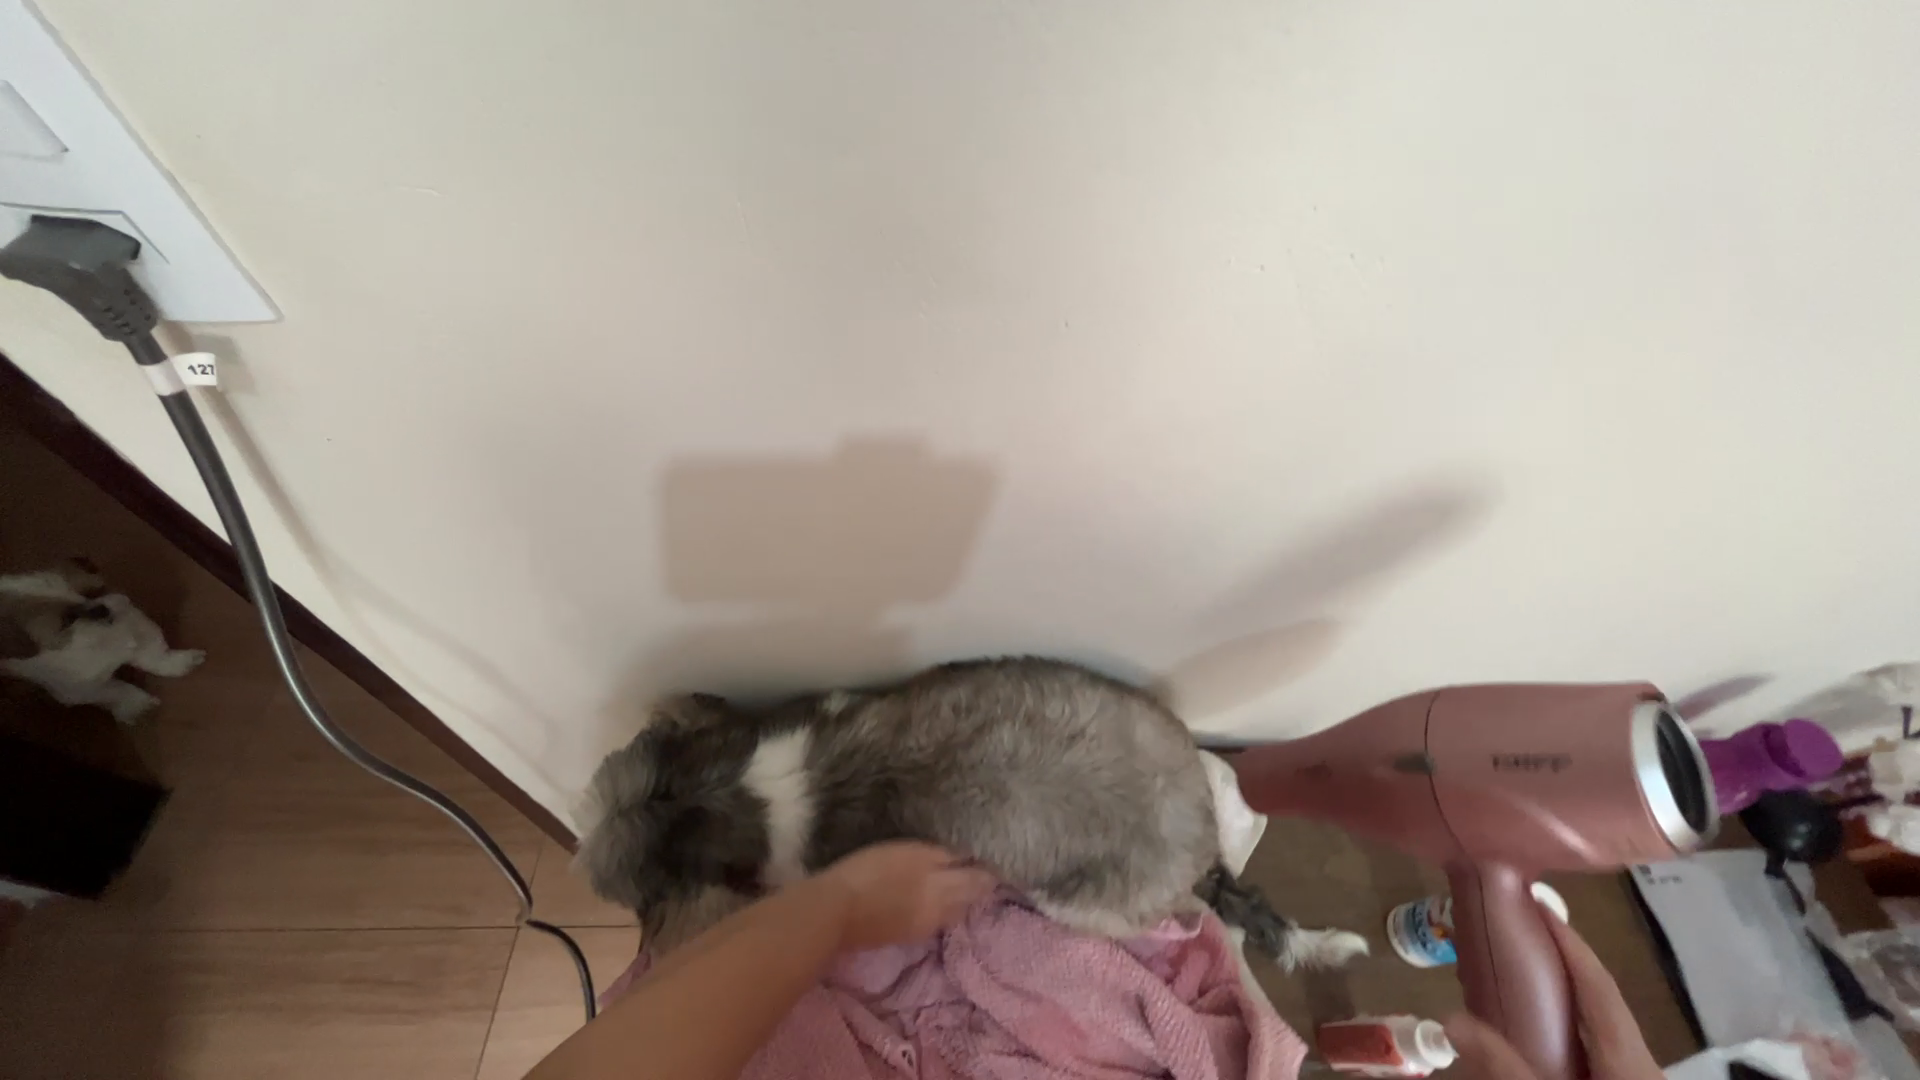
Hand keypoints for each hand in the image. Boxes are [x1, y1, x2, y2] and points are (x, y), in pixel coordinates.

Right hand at [817, 842, 996, 950]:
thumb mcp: (907, 851)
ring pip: (957, 911)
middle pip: (970, 899)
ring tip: (970, 886)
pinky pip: (940, 920)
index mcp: (942, 886)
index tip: (998, 861)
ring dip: (967, 899)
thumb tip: (964, 857)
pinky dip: (949, 909)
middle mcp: (940, 909)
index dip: (988, 871)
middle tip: (990, 874)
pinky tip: (944, 900)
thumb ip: (939, 855)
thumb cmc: (871, 871)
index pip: (977, 880)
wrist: (837, 910)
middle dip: (982, 887)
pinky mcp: (908, 933)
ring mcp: (925, 925)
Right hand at [1445, 912, 1662, 1079]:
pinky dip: (1562, 1037)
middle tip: (1513, 935)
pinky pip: (1593, 1059)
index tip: (1535, 903)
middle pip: (1601, 1006)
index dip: (1569, 943)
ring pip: (1598, 1035)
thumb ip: (1505, 1066)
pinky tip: (1532, 1040)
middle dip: (1560, 967)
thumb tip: (1450, 1018)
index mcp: (1631, 1065)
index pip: (1599, 987)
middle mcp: (1641, 1072)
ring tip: (1514, 978)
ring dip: (1559, 1002)